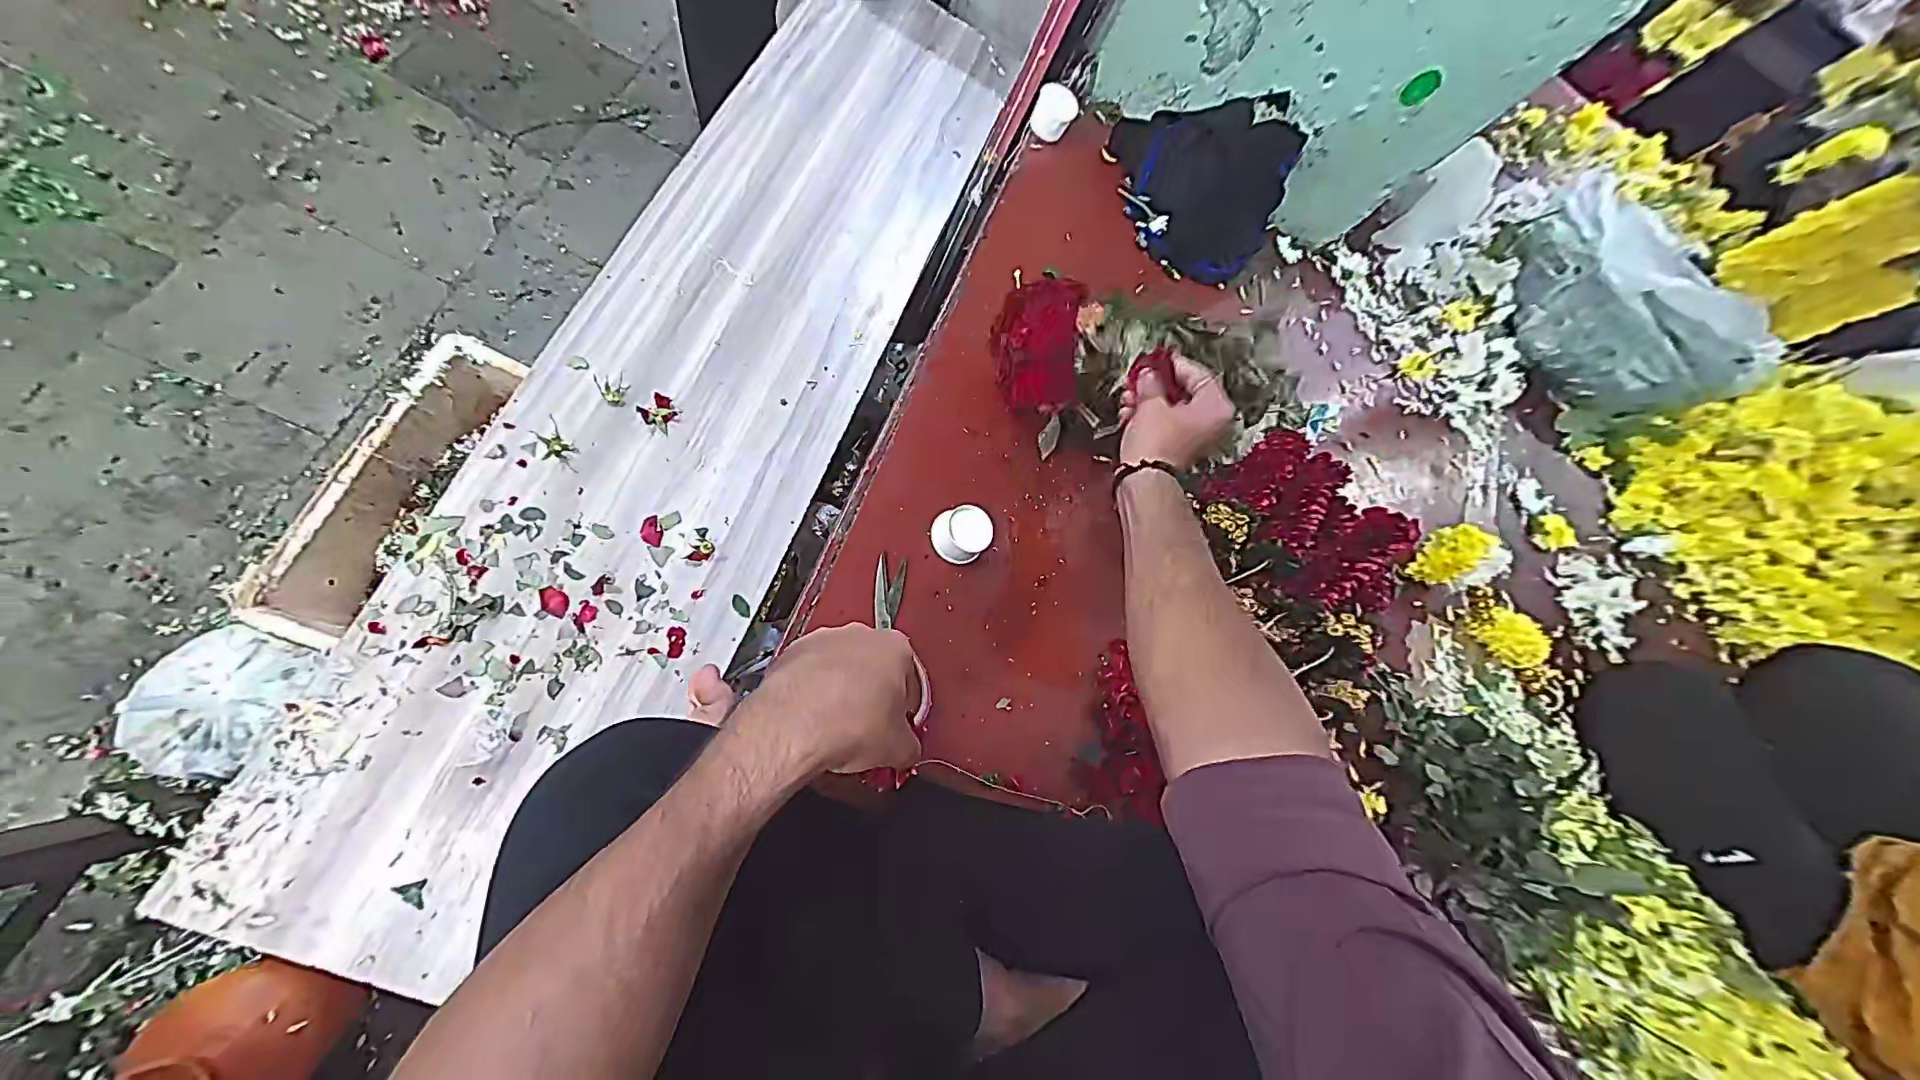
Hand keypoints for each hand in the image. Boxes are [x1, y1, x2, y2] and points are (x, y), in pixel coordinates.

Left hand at [750, 624, 922, 774]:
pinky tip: (811, 721)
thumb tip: (904, 751)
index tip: (897, 728)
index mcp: (896, 648)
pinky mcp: (792, 652)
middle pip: (874, 670)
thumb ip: (909, 745)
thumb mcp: (898, 748)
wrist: (794, 725)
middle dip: (872, 698)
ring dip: (841, 693)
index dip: (905, 710)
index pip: (910, 681)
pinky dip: (812, 693)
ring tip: (835, 729)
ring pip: (841, 669)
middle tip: (868, 730)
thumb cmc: (847, 723)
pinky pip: (810, 674)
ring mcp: (824, 640)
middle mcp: (861, 635)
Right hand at [1118, 354, 1233, 468]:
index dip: (1174, 365)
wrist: (1143, 478)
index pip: (1199, 374)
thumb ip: (1151, 382)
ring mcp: (1197, 437)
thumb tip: (1148, 374)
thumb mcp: (1151, 403)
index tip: (1159, 358)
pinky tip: (1130, 413)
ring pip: (1173, 408)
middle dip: (1156, 385)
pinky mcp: (1180, 447)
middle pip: (1184, 392)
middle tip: (1139, 377)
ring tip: (1128, 397)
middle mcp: (1213, 422)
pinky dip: (1149, 417)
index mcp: (1217, 407)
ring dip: (1148, 401)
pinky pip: (1168, 424)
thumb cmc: (1155, 442)